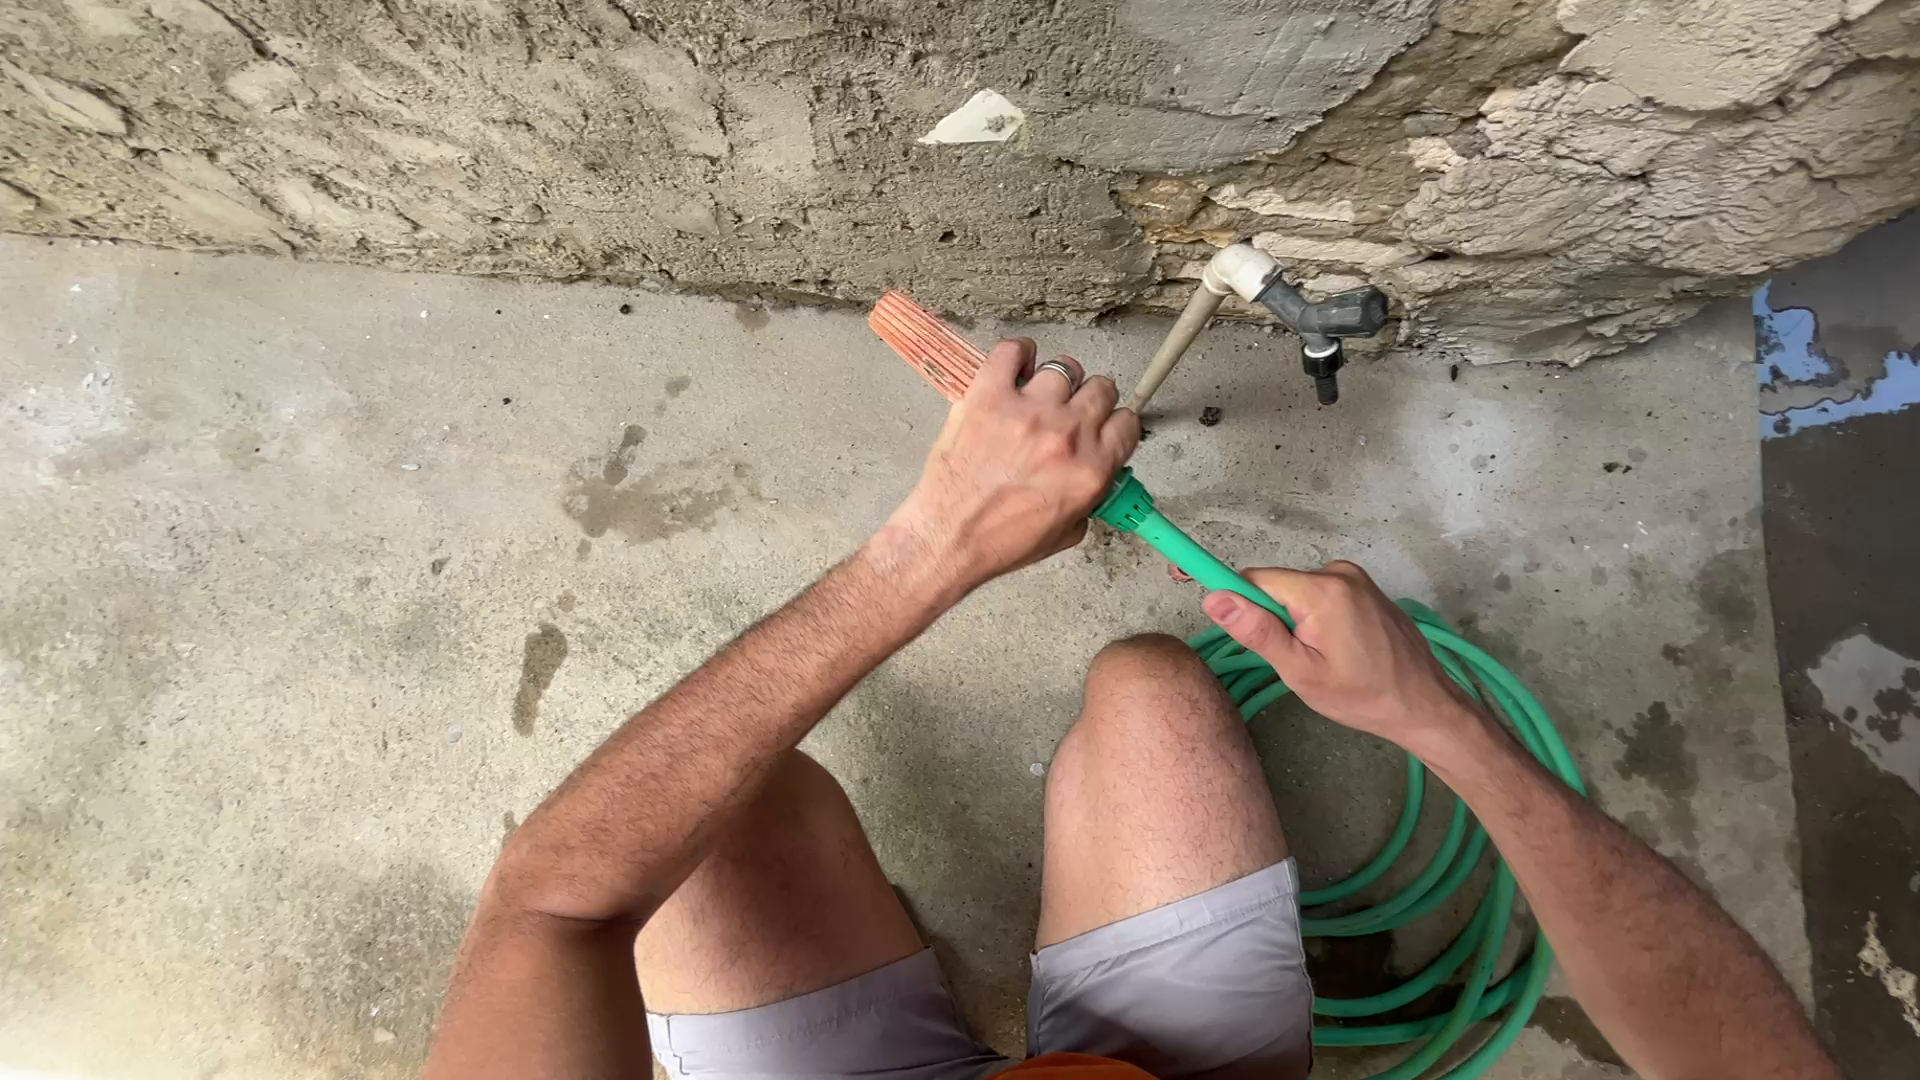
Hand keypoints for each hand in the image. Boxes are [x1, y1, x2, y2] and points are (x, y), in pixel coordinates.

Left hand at [888, 338, 1139, 590]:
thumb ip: (1090, 496)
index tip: (1101, 427)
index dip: (1114, 424)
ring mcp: (1028, 411)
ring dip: (1055, 380)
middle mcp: (1066, 435)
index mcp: (1092, 469)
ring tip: (1037, 397)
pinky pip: (1013, 351)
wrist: (949, 538)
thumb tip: (1094, 474)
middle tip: (1068, 413)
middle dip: (1088, 400)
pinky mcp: (989, 397)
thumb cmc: (1000, 541)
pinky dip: (1018, 354)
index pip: (1127, 421)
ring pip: (1063, 367)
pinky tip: (1016, 369)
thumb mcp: (1067, 532)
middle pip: (1100, 388)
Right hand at [1200, 561, 1482, 750]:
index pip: (1252, 578)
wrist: (1427, 705)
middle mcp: (1338, 572)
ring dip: (1291, 619)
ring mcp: (1353, 577)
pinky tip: (1334, 647)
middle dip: (1269, 617)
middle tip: (1290, 658)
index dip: (1220, 586)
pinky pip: (1315, 594)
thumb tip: (1214, 598)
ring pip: (1294, 591)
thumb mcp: (1300, 672)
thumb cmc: (1362, 697)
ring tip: (1318, 657)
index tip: (1178, 576)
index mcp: (1321, 590)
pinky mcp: (1362, 587)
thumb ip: (1257, 632)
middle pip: (1273, 585)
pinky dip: (1310, 616)